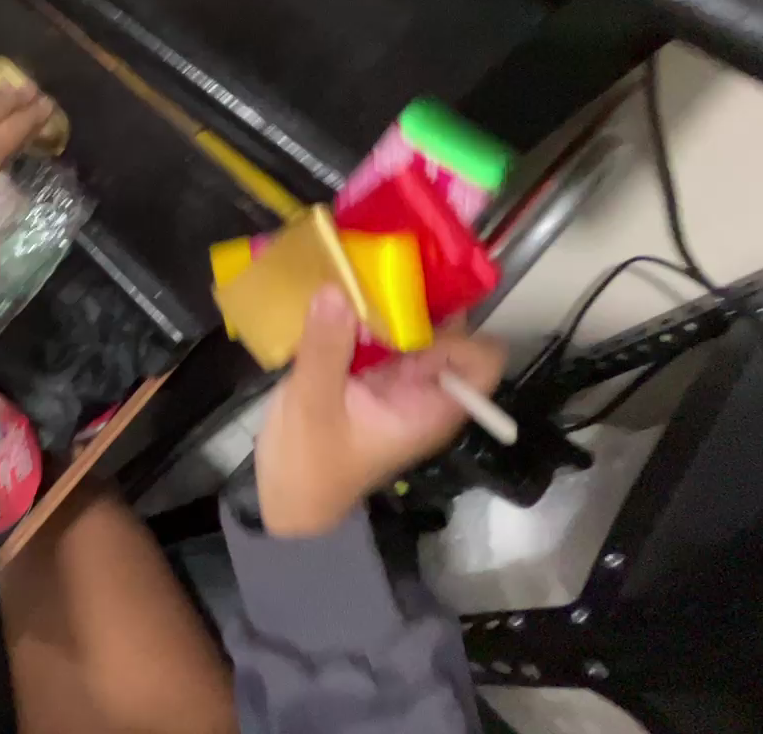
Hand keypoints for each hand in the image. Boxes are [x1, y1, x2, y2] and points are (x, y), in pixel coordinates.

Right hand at [253, 286, 505, 537]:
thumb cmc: (310, 465)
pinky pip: (364, 337)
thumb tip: (334, 290)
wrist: (286, 500)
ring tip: (343, 265)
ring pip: (397, 330)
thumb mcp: (313, 406)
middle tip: (371, 260)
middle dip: (409, 299)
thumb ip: (324, 349)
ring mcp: (387, 381)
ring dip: (374, 302)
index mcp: (429, 404)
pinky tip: (323, 293)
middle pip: (436, 334)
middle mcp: (418, 389)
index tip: (412, 293)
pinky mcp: (356, 376)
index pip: (476, 358)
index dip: (456, 325)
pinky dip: (349, 316)